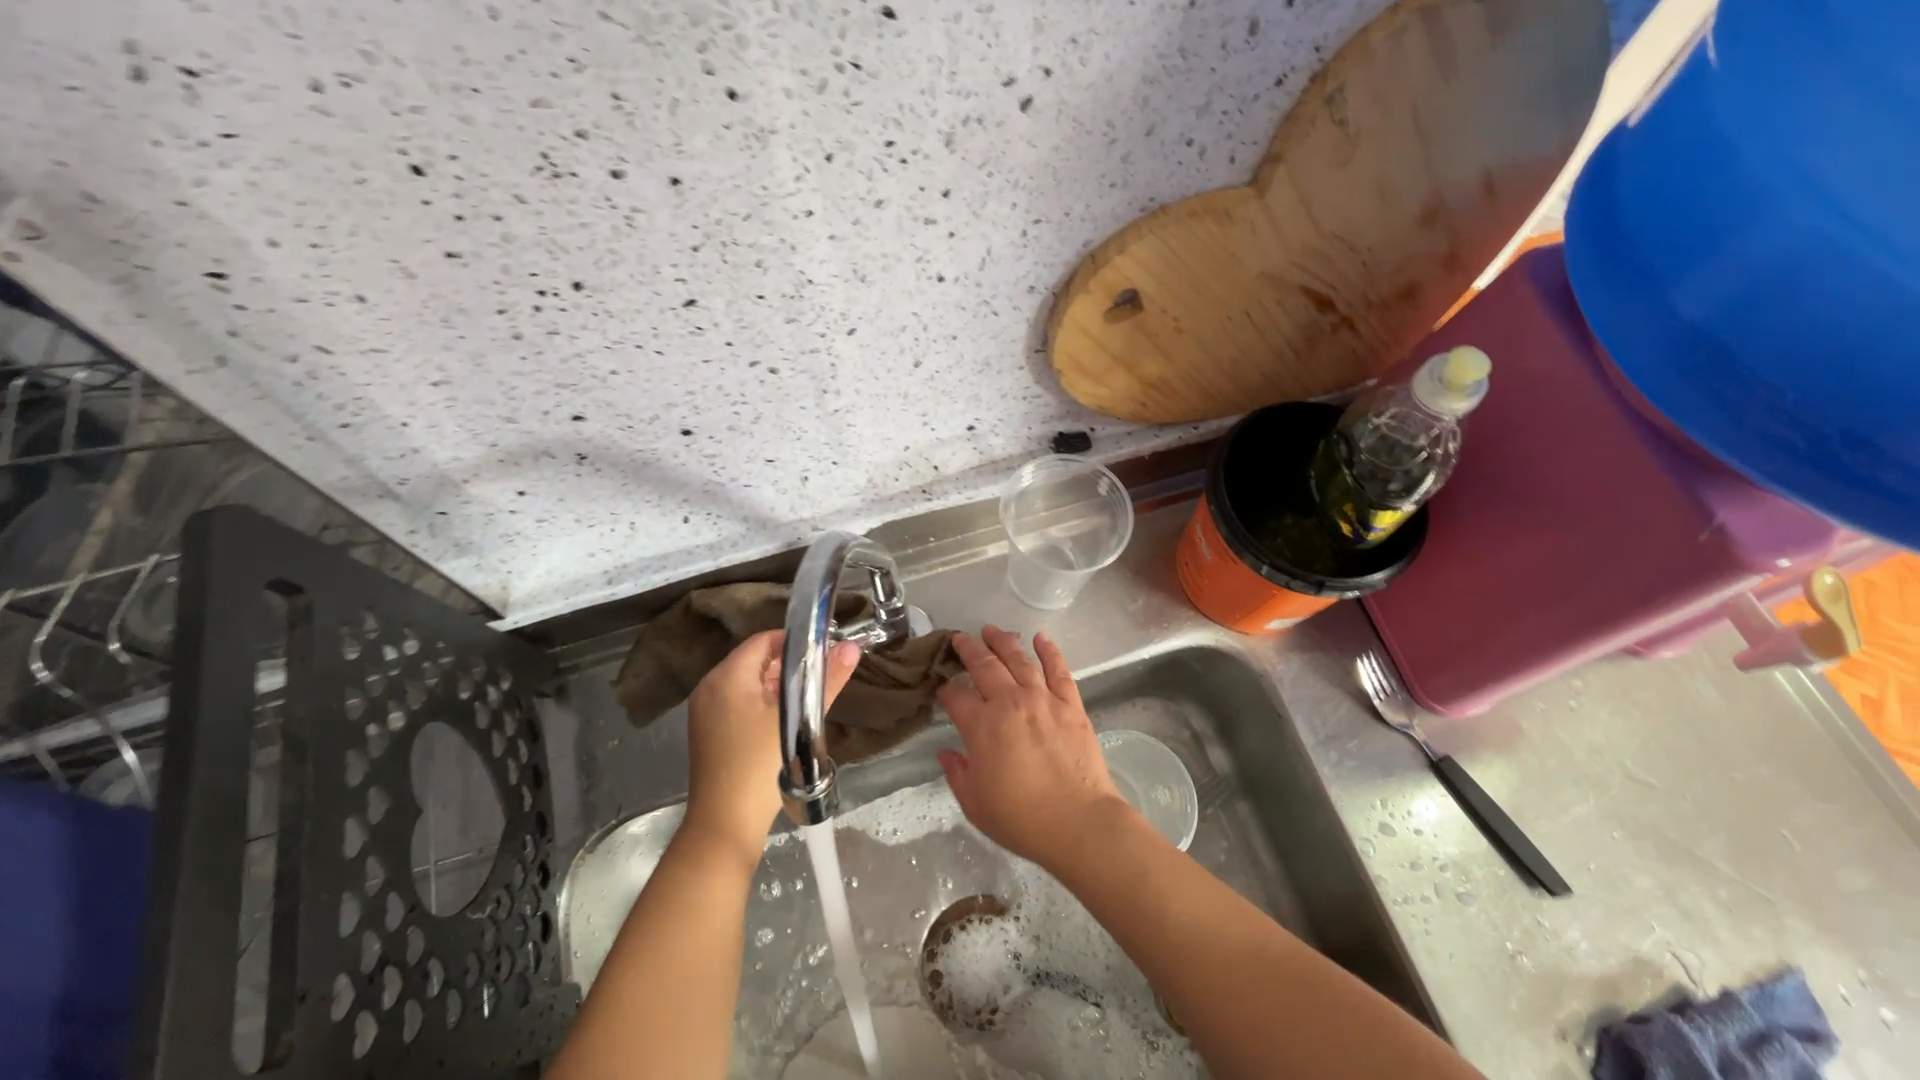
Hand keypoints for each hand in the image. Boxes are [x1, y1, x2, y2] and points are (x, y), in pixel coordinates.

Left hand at [684, 631, 860, 859]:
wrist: (725, 824)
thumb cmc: (759, 766)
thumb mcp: (799, 720)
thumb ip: (827, 681)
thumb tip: (852, 648)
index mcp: (726, 677)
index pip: (764, 640)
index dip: (796, 642)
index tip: (825, 652)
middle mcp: (709, 687)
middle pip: (755, 661)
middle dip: (790, 667)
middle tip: (822, 679)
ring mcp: (705, 712)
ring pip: (749, 685)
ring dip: (778, 688)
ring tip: (810, 701)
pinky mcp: (709, 733)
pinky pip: (739, 705)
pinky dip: (763, 706)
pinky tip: (787, 723)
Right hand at [935, 626, 1132, 868]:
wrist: (1078, 822)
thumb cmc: (1021, 819)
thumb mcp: (975, 803)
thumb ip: (957, 773)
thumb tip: (946, 752)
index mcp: (981, 727)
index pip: (956, 696)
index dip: (946, 689)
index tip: (942, 687)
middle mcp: (1010, 703)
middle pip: (984, 666)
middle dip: (968, 649)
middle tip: (959, 639)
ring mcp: (1043, 700)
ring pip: (1019, 660)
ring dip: (1003, 641)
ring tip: (991, 630)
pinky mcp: (1071, 705)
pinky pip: (1059, 669)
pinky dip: (1049, 650)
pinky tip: (1040, 638)